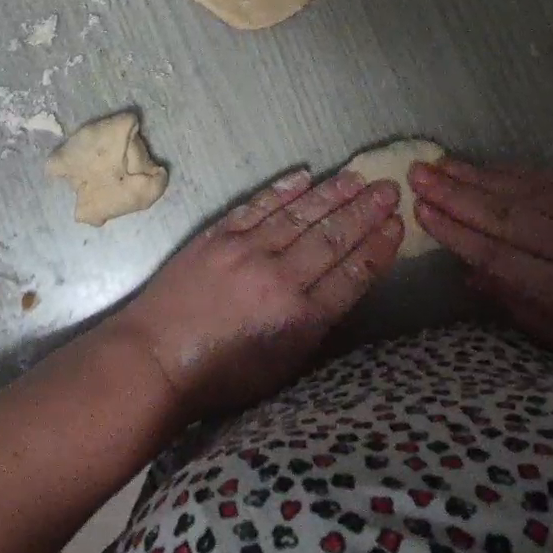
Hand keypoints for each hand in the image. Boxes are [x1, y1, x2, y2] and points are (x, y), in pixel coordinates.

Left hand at [109, 170, 403, 421]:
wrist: (155, 357)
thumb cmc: (220, 376)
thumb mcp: (282, 368)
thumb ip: (312, 328)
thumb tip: (338, 290)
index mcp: (300, 317)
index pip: (352, 274)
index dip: (379, 247)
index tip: (398, 224)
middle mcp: (278, 277)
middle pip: (332, 237)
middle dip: (365, 212)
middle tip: (389, 187)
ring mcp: (245, 251)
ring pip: (299, 214)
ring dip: (332, 193)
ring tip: (357, 177)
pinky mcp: (216, 236)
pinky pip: (256, 206)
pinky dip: (282, 190)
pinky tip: (304, 177)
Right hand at [409, 157, 552, 391]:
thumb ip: (514, 303)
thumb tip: (466, 272)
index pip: (497, 257)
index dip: (455, 234)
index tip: (419, 212)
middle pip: (506, 216)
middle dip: (456, 194)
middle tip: (417, 174)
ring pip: (528, 192)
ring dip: (479, 176)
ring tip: (440, 164)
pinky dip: (518, 173)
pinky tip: (490, 167)